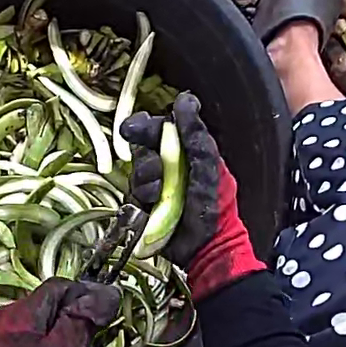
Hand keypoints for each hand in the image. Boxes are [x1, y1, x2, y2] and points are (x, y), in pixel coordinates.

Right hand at [119, 92, 263, 300]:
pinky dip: (142, 200)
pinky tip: (154, 207)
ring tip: (161, 195)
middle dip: (146, 160)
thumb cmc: (214, 206)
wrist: (207, 248)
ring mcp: (154, 187)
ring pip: (136, 172)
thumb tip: (184, 99)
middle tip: (155, 172)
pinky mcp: (143, 207)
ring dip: (147, 182)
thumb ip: (195, 134)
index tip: (132, 129)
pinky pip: (132, 196)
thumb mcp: (209, 166)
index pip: (159, 129)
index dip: (144, 126)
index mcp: (186, 151)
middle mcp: (168, 166)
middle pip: (142, 149)